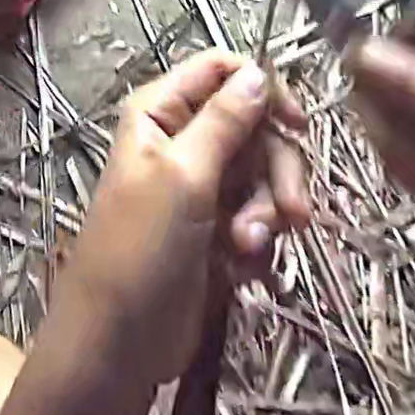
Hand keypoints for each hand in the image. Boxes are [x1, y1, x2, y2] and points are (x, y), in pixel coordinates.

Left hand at [58, 51, 307, 385]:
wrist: (118, 343)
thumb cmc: (140, 247)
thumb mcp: (183, 175)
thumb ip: (224, 121)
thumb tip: (258, 71)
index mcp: (161, 111)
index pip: (220, 70)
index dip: (262, 88)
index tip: (296, 123)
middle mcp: (182, 137)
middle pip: (252, 125)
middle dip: (274, 169)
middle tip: (291, 212)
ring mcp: (200, 181)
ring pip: (260, 172)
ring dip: (266, 211)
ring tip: (248, 248)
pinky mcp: (215, 223)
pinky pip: (256, 212)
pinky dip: (257, 239)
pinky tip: (241, 268)